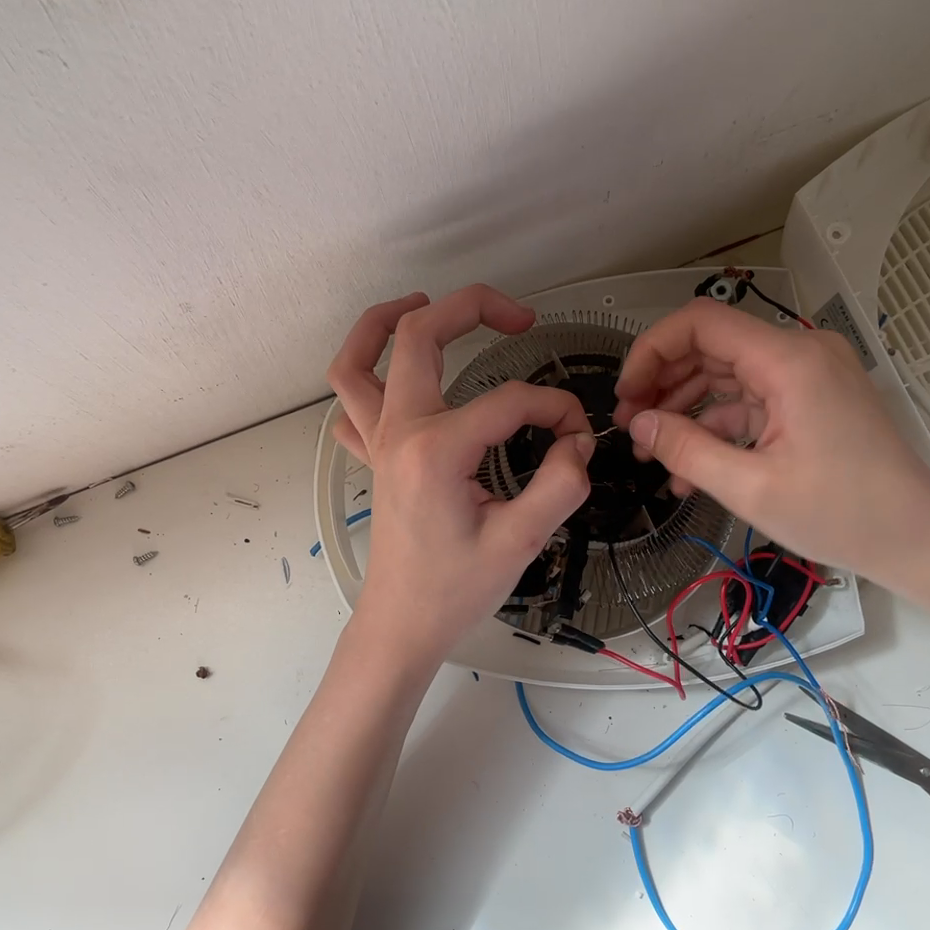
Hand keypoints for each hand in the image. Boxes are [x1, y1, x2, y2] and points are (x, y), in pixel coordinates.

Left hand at [328, 285, 594, 661]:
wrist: (402, 626)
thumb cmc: (453, 591)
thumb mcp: (521, 542)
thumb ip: (560, 484)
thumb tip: (577, 445)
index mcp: (436, 450)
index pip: (511, 401)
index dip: (556, 411)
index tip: (578, 440)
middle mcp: (400, 433)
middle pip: (419, 337)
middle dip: (471, 307)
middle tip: (518, 314)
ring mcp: (379, 444)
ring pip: (358, 363)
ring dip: (384, 323)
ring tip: (424, 304)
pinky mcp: (375, 460)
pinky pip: (351, 406)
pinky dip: (365, 377)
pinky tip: (393, 376)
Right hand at [614, 298, 929, 583]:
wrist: (916, 539)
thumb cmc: (842, 514)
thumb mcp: (750, 487)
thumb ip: (686, 448)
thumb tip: (639, 424)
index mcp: (789, 361)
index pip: (701, 323)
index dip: (652, 351)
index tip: (626, 395)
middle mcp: (801, 354)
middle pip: (712, 346)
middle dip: (662, 383)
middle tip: (630, 427)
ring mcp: (809, 376)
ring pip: (727, 374)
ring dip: (685, 408)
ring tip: (652, 452)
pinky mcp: (812, 400)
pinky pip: (751, 400)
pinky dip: (716, 426)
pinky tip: (688, 467)